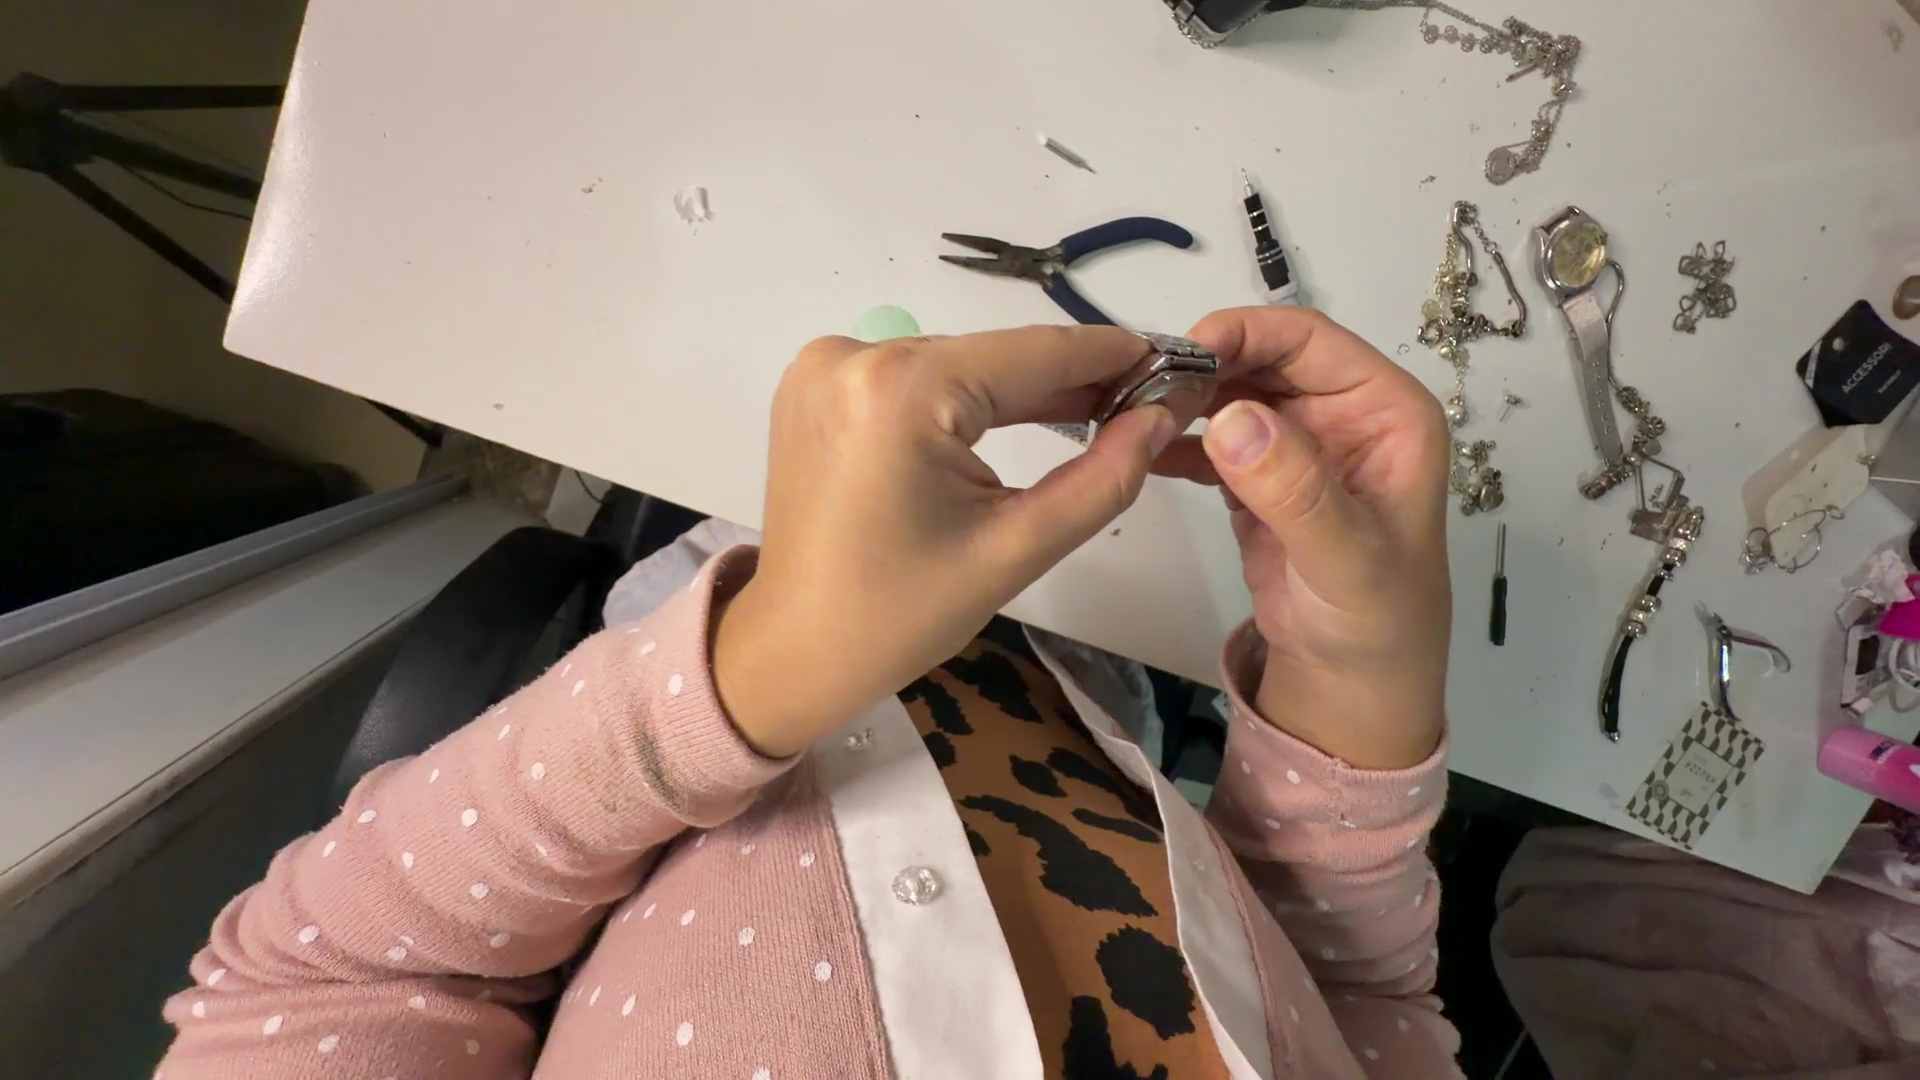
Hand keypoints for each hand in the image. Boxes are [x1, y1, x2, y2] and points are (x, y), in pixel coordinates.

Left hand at [714, 326, 1182, 756]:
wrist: (794, 649)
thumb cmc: (901, 616)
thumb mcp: (1015, 550)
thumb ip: (1102, 479)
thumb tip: (1162, 418)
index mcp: (899, 391)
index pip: (1032, 355)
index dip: (1108, 355)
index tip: (1169, 362)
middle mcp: (852, 354)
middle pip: (990, 356)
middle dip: (1066, 379)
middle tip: (1139, 396)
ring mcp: (823, 366)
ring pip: (952, 365)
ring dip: (1015, 388)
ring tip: (1088, 409)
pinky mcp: (812, 386)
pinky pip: (910, 378)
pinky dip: (960, 397)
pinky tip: (1004, 418)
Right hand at [1157, 308, 1450, 768]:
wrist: (1350, 675)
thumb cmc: (1372, 617)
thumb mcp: (1343, 556)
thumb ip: (1293, 490)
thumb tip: (1229, 418)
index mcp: (1382, 411)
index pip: (1311, 344)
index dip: (1247, 334)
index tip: (1181, 349)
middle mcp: (1339, 416)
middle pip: (1263, 363)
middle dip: (1204, 367)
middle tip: (1140, 385)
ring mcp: (1295, 447)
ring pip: (1232, 398)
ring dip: (1184, 401)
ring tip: (1130, 414)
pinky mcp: (1258, 479)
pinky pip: (1213, 443)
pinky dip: (1177, 443)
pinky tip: (1139, 450)